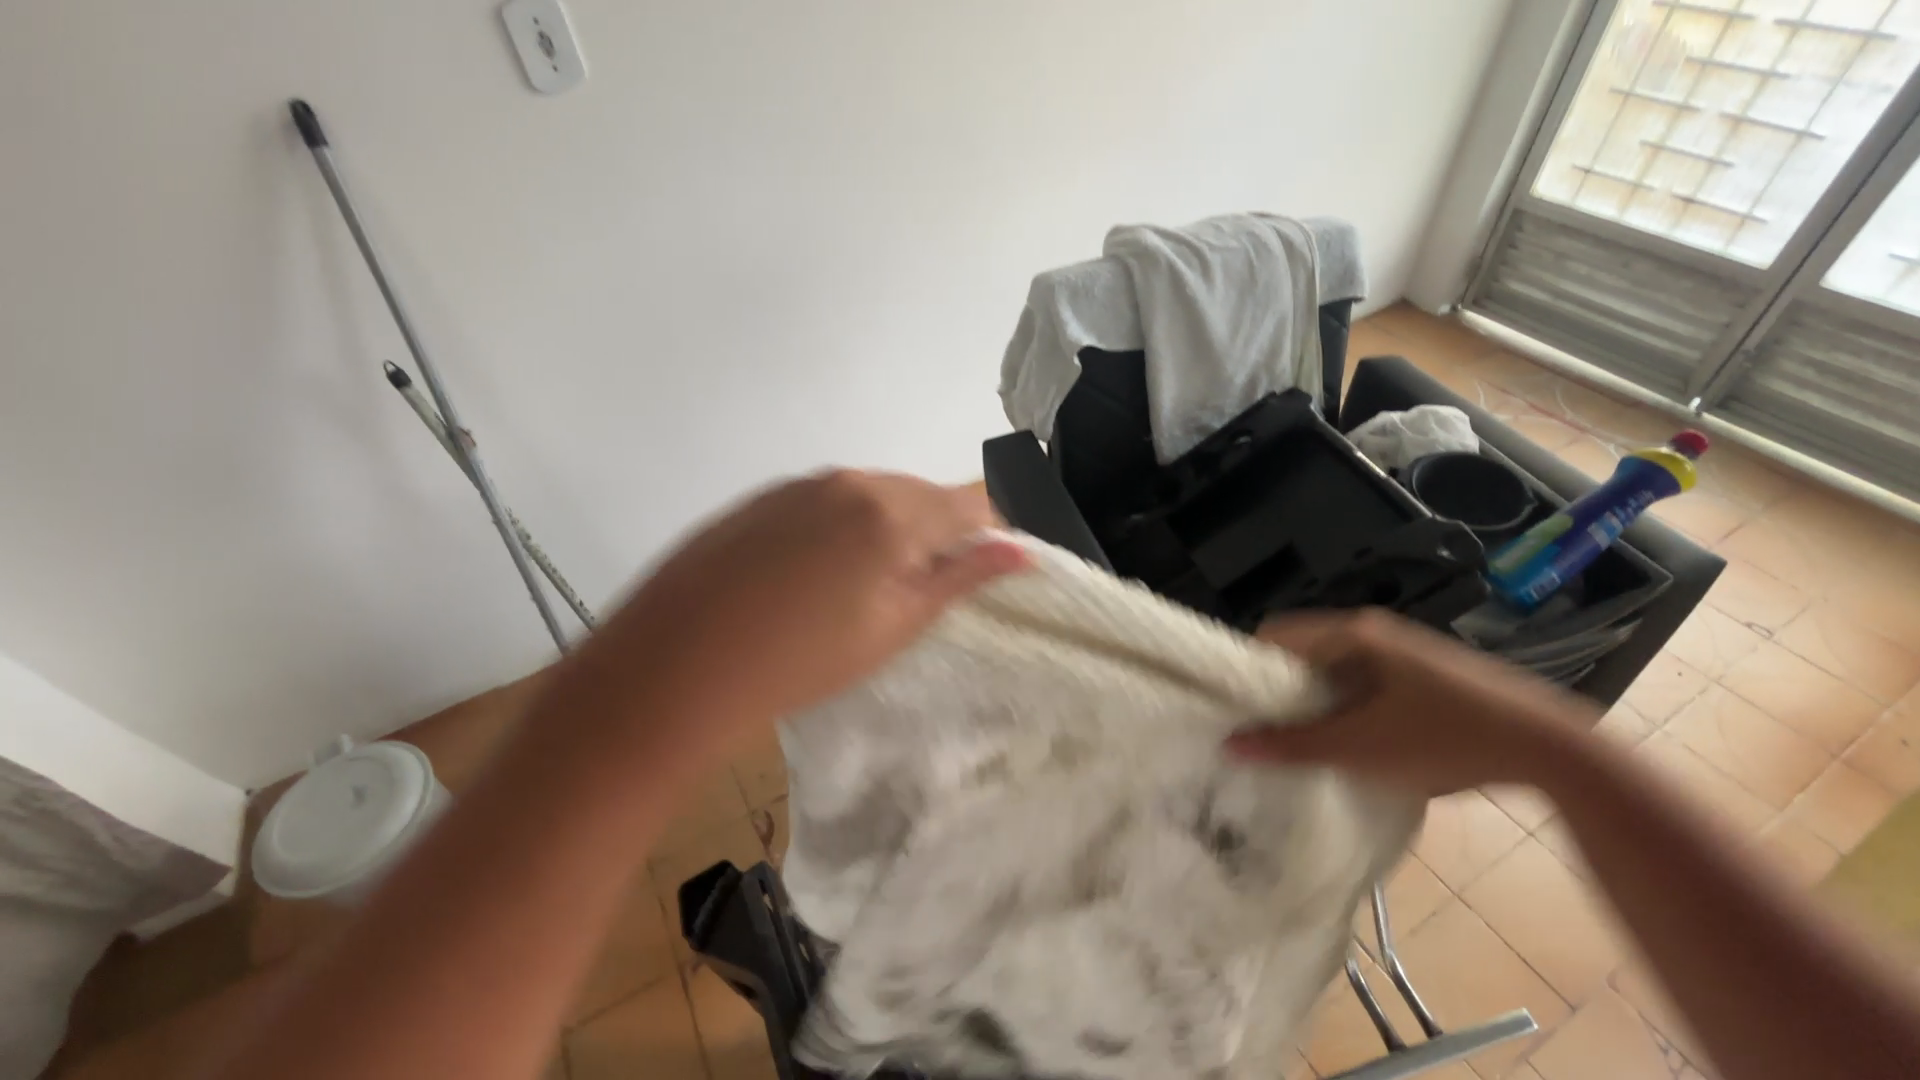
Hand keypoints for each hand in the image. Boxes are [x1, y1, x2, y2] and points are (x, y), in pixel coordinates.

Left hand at [589, 470, 1027, 761]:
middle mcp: (850, 480)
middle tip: (915, 596)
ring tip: (858, 593)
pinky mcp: (761, 498)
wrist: (675, 666)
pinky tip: (812, 578)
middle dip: (935, 535)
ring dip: (886, 531)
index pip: (971, 503)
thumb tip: (1020, 550)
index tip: (978, 575)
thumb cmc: (801, 661)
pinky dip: (840, 529)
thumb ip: (960, 579)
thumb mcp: (894, 628)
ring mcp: (799, 484)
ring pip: (872, 496)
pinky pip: (826, 501)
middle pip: (921, 495)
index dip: (988, 537)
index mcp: (892, 510)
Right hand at [1228, 608, 1599, 795]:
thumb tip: (1229, 743)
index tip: (1235, 710)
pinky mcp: (1424, 674)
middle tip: (1264, 734)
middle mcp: (1373, 632)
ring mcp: (1402, 651)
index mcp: (1352, 634)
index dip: (1249, 670)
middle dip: (1280, 692)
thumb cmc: (1445, 738)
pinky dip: (1347, 707)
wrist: (1550, 747)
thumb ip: (1291, 745)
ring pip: (1335, 671)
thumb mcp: (1360, 749)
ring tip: (1303, 744)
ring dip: (1314, 703)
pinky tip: (1355, 744)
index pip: (1274, 635)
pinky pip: (1364, 683)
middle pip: (1303, 653)